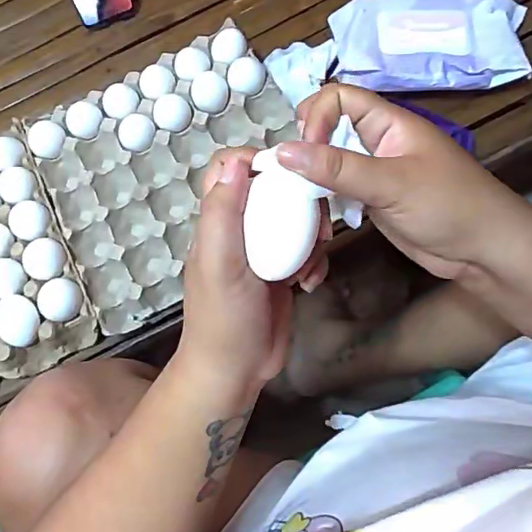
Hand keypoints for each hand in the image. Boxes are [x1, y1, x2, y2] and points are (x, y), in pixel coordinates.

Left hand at [174, 149, 295, 391]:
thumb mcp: (220, 263)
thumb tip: (237, 162)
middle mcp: (237, 228)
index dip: (256, 160)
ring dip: (309, 236)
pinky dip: (312, 262)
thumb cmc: (224, 318)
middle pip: (270, 188)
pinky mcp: (280, 269)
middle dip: (297, 201)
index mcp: (216, 220)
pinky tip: (308, 284)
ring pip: (292, 217)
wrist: (236, 371)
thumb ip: (222, 213)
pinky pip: (304, 248)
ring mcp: (260, 249)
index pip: (229, 168)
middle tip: (315, 226)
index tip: (288, 174)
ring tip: (309, 264)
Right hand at [275, 85, 529, 278]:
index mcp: (389, 124)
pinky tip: (318, 219)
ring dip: (311, 179)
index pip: (339, 98)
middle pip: (328, 127)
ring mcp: (374, 171)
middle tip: (295, 175)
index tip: (306, 151)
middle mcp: (378, 142)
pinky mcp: (372, 198)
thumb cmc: (450, 207)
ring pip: (328, 161)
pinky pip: (336, 189)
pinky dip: (322, 200)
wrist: (487, 253)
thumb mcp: (390, 184)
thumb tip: (283, 152)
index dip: (317, 116)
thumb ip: (337, 168)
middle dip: (306, 147)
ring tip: (301, 202)